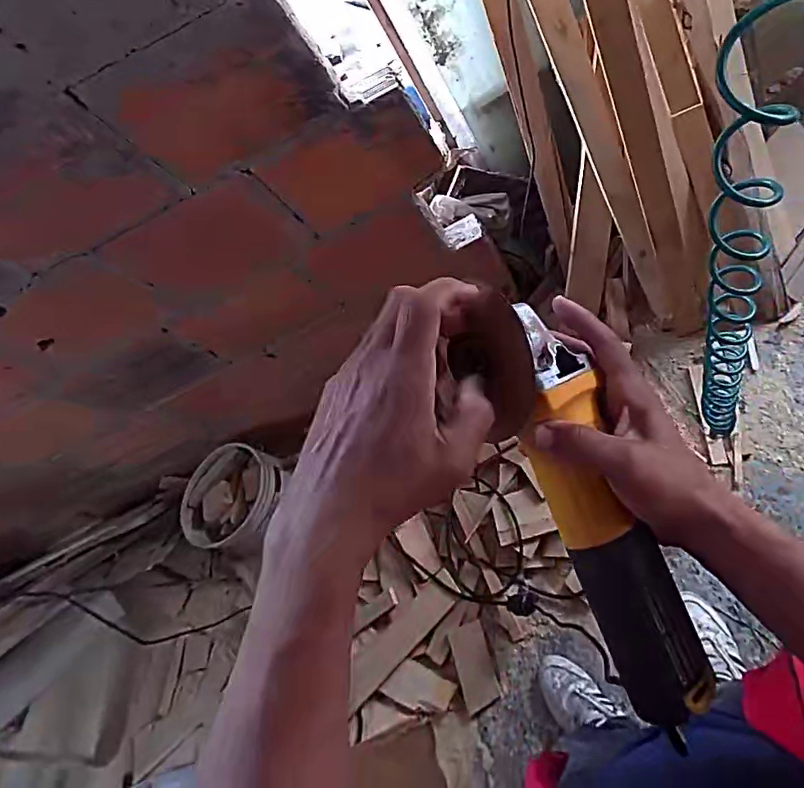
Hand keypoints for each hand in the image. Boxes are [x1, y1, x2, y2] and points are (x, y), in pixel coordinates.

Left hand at [270, 280, 495, 566]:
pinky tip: (406, 389)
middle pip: (400, 300)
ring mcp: (348, 372)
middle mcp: (371, 360)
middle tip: (460, 326)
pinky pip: (369, 350)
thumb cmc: (393, 487)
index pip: (421, 301)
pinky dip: (396, 349)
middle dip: (436, 301)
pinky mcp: (336, 389)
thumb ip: (477, 414)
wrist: (326, 515)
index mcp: (403, 370)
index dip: (450, 289)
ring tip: (438, 363)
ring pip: (383, 323)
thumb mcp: (454, 460)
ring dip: (415, 326)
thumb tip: (478, 389)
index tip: (474, 300)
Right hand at [527, 295, 736, 547]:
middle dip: (562, 355)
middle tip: (528, 352)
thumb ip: (582, 445)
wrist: (699, 521)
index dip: (582, 321)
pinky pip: (585, 427)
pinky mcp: (617, 449)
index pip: (606, 345)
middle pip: (591, 367)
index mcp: (633, 393)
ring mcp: (622, 426)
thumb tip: (538, 430)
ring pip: (585, 397)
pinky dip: (565, 425)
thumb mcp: (624, 462)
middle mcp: (626, 402)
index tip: (557, 303)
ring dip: (560, 392)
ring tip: (527, 391)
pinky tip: (545, 436)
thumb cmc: (670, 484)